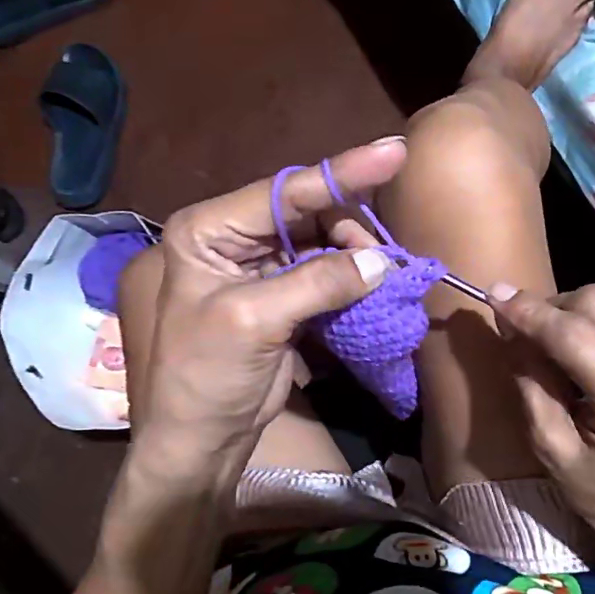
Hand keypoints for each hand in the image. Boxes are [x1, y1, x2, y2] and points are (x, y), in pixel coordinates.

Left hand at [130, 138, 407, 474]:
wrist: (199, 441)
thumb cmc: (205, 376)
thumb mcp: (254, 321)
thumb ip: (317, 282)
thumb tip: (380, 260)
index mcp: (207, 231)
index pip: (283, 192)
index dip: (341, 173)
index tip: (395, 152)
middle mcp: (231, 240)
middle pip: (306, 212)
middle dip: (350, 225)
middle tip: (386, 253)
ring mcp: (259, 269)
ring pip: (320, 242)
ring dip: (355, 253)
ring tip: (385, 271)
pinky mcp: (281, 299)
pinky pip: (324, 274)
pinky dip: (351, 278)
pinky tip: (375, 282)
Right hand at [490, 284, 594, 551]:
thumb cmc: (591, 483)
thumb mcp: (547, 445)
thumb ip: (530, 383)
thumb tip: (509, 323)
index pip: (578, 340)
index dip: (533, 314)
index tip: (493, 297)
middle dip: (547, 309)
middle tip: (515, 327)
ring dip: (564, 312)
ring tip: (543, 342)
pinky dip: (584, 323)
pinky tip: (573, 351)